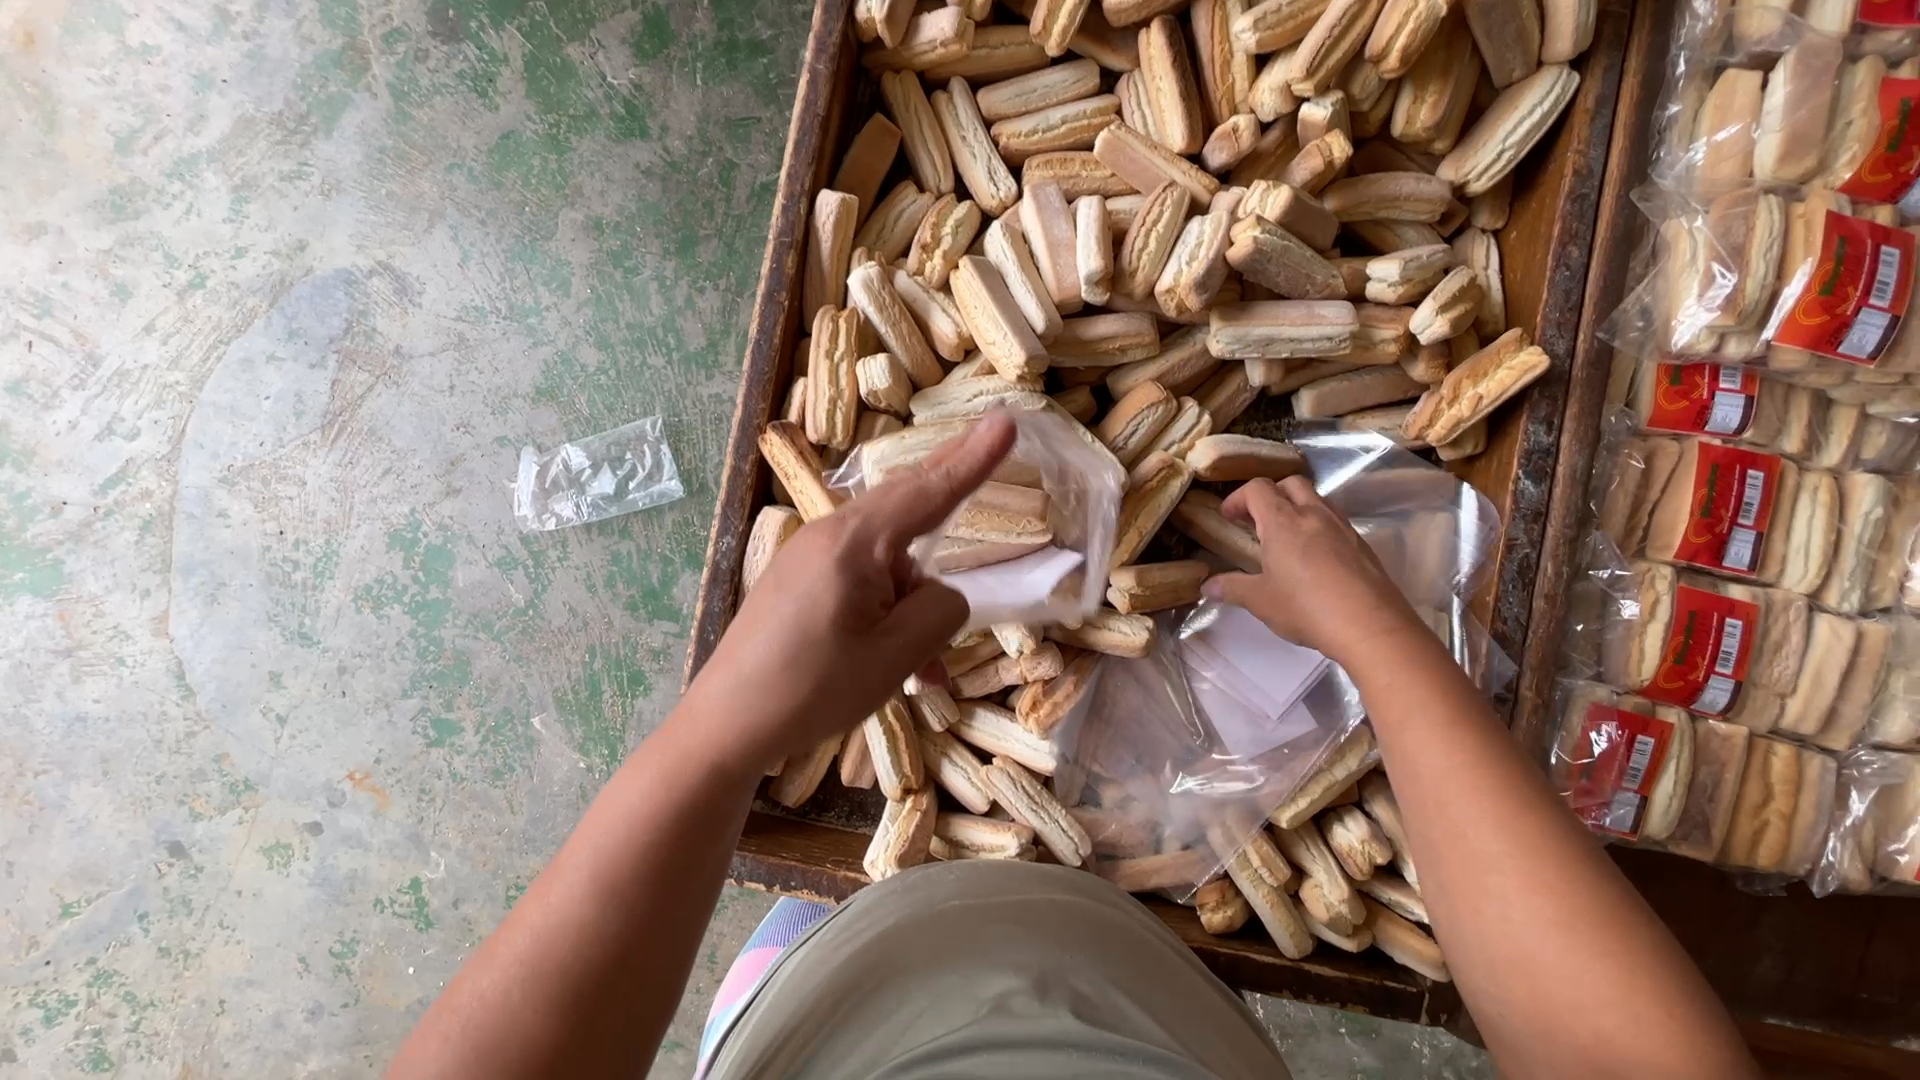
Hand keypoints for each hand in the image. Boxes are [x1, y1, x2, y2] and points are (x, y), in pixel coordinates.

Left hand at [682, 412, 1016, 774]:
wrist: (726, 725)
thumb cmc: (814, 689)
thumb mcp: (896, 655)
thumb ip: (939, 611)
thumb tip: (941, 594)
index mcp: (855, 542)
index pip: (928, 490)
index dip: (972, 458)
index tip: (1005, 422)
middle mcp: (829, 536)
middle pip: (906, 512)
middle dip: (948, 504)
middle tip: (993, 449)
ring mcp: (809, 558)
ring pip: (886, 565)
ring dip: (913, 607)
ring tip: (923, 672)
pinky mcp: (798, 583)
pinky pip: (860, 583)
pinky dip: (886, 616)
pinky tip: (891, 667)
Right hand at [1201, 476, 1431, 671]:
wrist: (1370, 626)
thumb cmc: (1306, 608)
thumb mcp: (1260, 601)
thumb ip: (1231, 588)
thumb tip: (1207, 586)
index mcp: (1283, 521)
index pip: (1257, 488)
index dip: (1238, 498)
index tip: (1229, 518)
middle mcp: (1314, 515)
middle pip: (1290, 483)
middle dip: (1270, 495)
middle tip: (1258, 521)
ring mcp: (1342, 527)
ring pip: (1316, 499)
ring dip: (1297, 508)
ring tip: (1286, 539)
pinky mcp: (1362, 545)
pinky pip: (1335, 522)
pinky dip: (1318, 527)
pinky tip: (1314, 559)